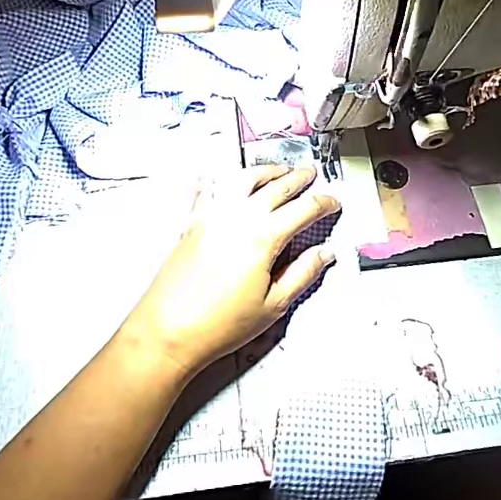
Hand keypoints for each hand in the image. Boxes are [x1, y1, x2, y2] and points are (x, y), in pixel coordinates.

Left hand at [117, 165, 340, 381]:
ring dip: (266, 171)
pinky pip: (212, 188)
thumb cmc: (216, 324)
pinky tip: (229, 177)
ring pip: (244, 178)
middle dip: (298, 177)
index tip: (332, 203)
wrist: (168, 328)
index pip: (303, 208)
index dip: (323, 202)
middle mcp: (238, 218)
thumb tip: (324, 255)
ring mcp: (212, 215)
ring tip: (278, 170)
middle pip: (276, 186)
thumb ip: (302, 274)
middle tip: (309, 174)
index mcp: (263, 237)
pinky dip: (225, 178)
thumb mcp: (272, 305)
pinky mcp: (193, 221)